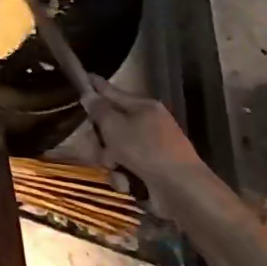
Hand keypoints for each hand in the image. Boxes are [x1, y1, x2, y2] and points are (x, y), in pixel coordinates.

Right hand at [81, 76, 204, 186]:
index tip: (85, 76)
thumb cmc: (146, 150)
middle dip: (102, 140)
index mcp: (142, 106)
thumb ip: (98, 110)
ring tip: (116, 170)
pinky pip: (128, 168)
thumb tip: (88, 94)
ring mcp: (151, 148)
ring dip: (112, 162)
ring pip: (117, 150)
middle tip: (94, 148)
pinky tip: (128, 184)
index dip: (96, 86)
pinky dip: (125, 177)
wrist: (181, 188)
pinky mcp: (153, 170)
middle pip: (112, 125)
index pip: (113, 91)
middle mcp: (148, 124)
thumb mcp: (115, 127)